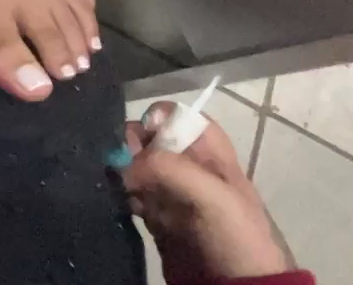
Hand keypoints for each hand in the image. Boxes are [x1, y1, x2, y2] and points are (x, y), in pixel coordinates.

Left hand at [0, 0, 98, 99]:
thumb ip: (4, 51)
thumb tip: (43, 93)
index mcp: (36, 11)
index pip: (57, 51)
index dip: (59, 70)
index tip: (62, 87)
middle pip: (72, 29)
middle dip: (75, 53)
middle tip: (77, 72)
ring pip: (77, 5)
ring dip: (83, 29)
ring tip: (86, 47)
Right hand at [121, 104, 294, 280]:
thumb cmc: (234, 236)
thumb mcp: (212, 196)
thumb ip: (165, 167)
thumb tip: (119, 167)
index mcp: (212, 156)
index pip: (181, 117)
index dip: (160, 117)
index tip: (146, 133)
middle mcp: (189, 168)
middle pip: (149, 136)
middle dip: (130, 143)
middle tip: (124, 161)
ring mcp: (171, 191)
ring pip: (133, 161)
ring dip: (119, 167)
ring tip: (120, 184)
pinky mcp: (155, 213)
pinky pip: (127, 189)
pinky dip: (118, 191)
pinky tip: (124, 202)